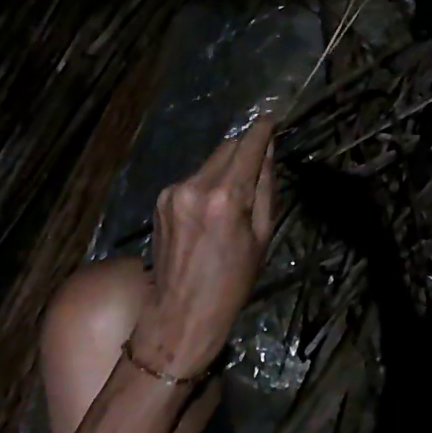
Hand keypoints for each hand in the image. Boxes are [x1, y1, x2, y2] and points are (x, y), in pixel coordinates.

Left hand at [128, 117, 276, 377]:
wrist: (181, 313)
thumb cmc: (232, 283)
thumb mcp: (261, 237)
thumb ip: (264, 187)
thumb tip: (268, 151)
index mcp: (226, 198)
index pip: (247, 147)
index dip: (261, 130)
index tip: (271, 119)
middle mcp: (195, 186)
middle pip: (226, 148)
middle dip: (244, 150)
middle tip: (259, 163)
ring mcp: (173, 192)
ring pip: (208, 163)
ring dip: (225, 169)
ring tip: (233, 201)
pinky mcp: (160, 200)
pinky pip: (192, 180)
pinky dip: (206, 185)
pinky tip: (210, 212)